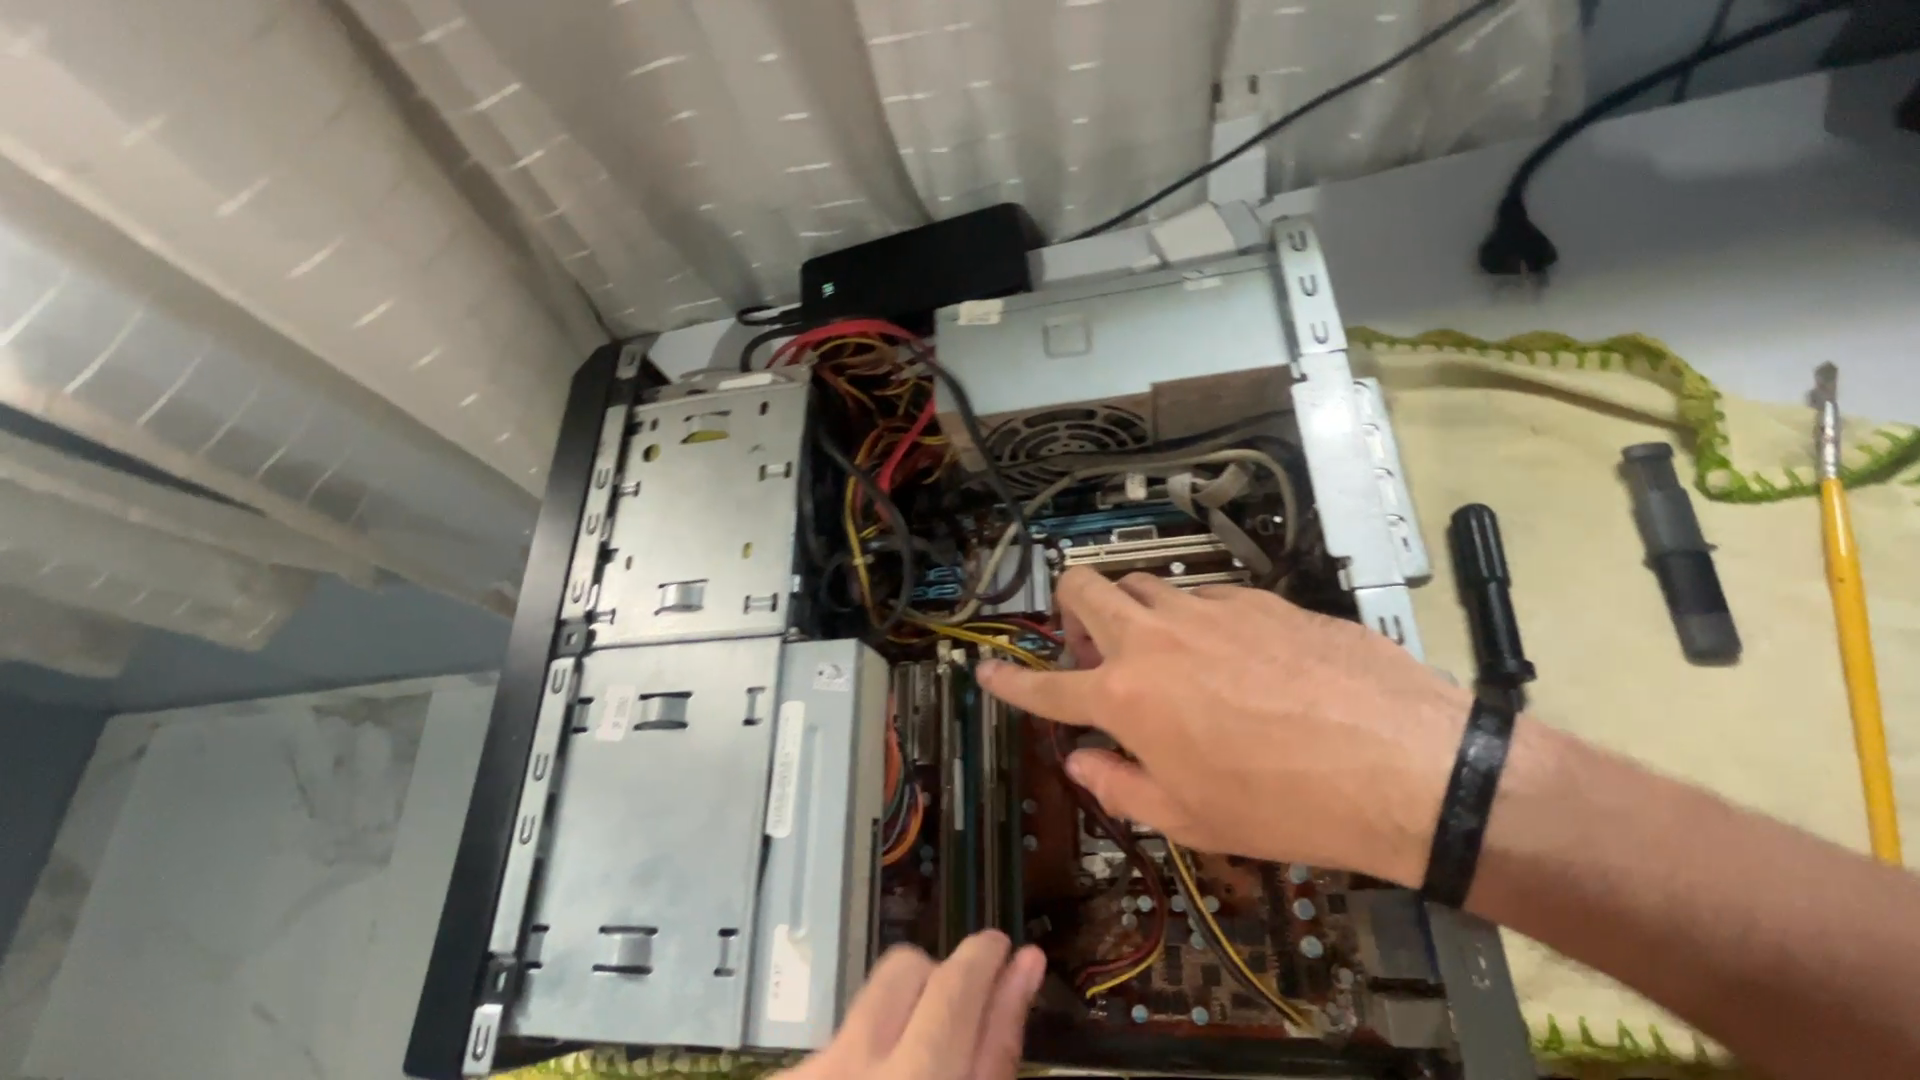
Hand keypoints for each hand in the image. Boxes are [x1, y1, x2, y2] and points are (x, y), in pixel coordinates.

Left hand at [775, 932, 1044, 1079]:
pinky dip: (857, 1062)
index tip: (1001, 948)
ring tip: (908, 1078)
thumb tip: (1023, 964)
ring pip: (864, 1008)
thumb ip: (997, 1046)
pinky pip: (830, 1045)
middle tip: (956, 1021)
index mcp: (915, 1078)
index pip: (954, 983)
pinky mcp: (779, 1079)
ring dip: (895, 1029)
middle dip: (936, 980)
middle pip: (901, 969)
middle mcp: (847, 1064)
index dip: (983, 957)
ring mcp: (803, 1071)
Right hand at [976, 568, 1472, 886]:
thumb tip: (1083, 762)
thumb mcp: (1191, 817)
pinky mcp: (1261, 599)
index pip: (1045, 687)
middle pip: (1085, 589)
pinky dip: (1195, 618)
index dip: (1008, 682)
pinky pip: (1205, 596)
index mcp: (1128, 697)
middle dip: (1069, 606)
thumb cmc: (1283, 806)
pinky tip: (1231, 654)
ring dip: (1133, 610)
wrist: (1401, 765)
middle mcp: (1156, 639)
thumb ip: (1121, 785)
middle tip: (1088, 643)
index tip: (985, 670)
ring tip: (1161, 649)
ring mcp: (1209, 609)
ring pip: (1143, 583)